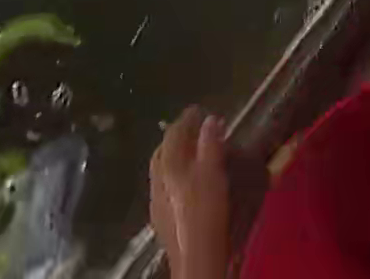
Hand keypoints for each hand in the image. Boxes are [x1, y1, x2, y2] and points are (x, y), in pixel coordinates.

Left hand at [150, 107, 230, 278]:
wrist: (195, 259)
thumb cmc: (205, 212)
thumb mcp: (213, 173)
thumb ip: (210, 144)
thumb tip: (210, 119)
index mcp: (168, 163)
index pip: (173, 132)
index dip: (186, 118)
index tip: (199, 110)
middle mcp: (157, 177)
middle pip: (164, 149)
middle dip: (178, 136)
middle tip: (195, 130)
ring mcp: (155, 199)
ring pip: (162, 169)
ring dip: (175, 156)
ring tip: (192, 155)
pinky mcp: (159, 218)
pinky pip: (164, 187)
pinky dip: (174, 176)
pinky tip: (185, 184)